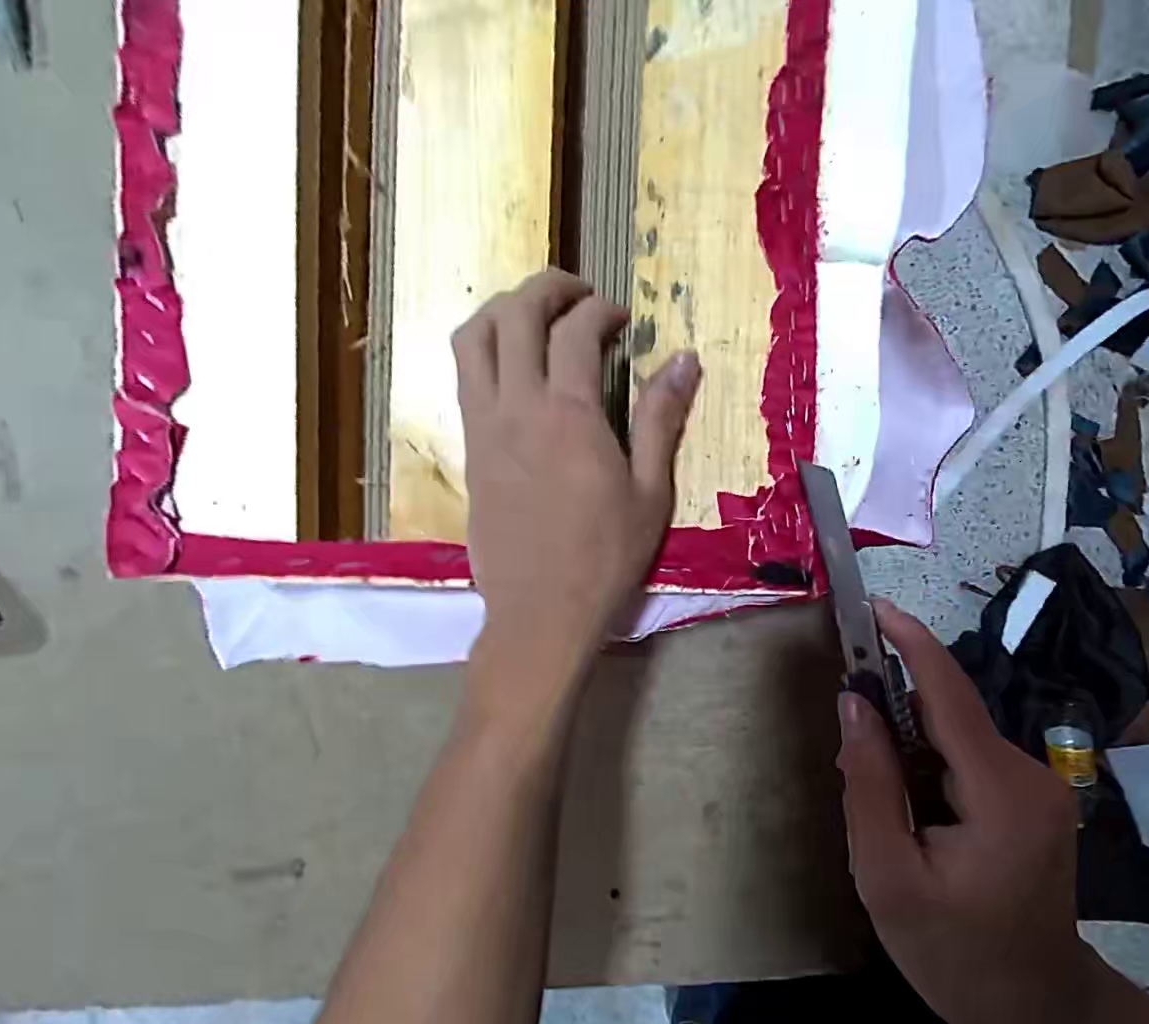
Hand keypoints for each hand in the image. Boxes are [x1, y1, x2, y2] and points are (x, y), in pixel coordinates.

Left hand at [453, 269, 700, 645]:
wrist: (540, 610)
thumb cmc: (606, 557)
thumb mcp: (651, 492)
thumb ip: (663, 420)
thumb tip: (683, 361)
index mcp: (569, 416)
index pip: (575, 332)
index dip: (600, 310)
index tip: (621, 317)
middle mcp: (517, 408)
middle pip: (514, 315)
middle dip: (547, 288)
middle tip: (578, 294)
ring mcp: (483, 426)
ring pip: (473, 338)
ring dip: (504, 309)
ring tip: (537, 316)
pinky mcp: (469, 449)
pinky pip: (464, 377)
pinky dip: (486, 349)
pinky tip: (514, 365)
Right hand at [837, 599, 1090, 1023]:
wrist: (1037, 1010)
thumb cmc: (955, 954)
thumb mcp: (887, 875)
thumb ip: (869, 781)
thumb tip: (853, 703)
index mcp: (1000, 791)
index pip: (949, 693)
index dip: (910, 642)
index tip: (873, 606)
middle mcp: (1029, 773)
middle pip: (950, 711)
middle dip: (894, 711)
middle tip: (850, 748)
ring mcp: (1036, 783)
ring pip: (956, 733)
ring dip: (909, 743)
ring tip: (881, 800)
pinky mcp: (1030, 794)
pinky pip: (967, 755)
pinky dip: (929, 761)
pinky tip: (911, 810)